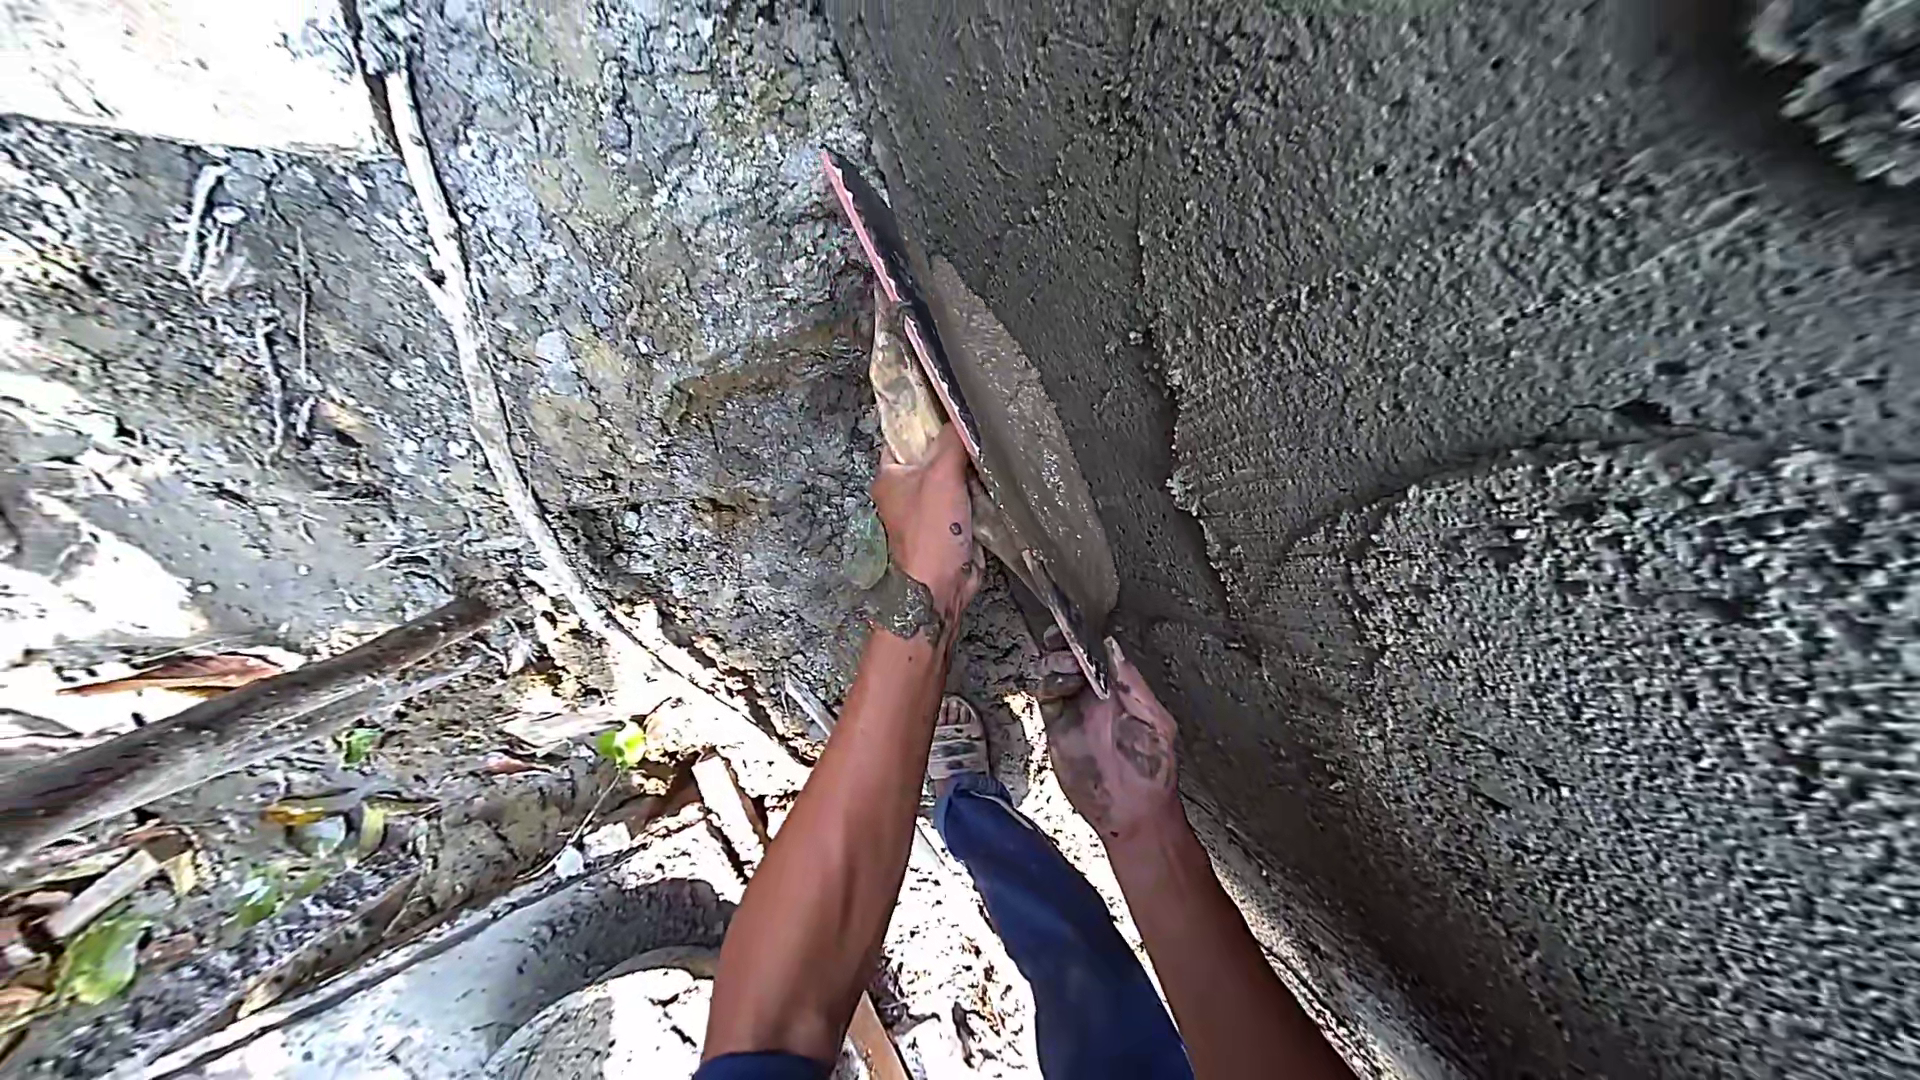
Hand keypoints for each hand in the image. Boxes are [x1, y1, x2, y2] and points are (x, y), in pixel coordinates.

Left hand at [870, 424, 980, 622]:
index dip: (924, 419)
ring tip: (993, 450)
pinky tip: (996, 480)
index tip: (951, 403)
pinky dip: (980, 493)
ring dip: (972, 471)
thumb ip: (952, 441)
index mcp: (890, 476)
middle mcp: (905, 491)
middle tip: (981, 427)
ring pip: (954, 478)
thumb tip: (963, 415)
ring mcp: (928, 510)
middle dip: (956, 445)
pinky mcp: (950, 527)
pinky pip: (967, 501)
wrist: (940, 587)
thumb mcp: (941, 475)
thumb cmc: (930, 530)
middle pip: (934, 456)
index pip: (903, 435)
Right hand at [1039, 635, 1180, 844]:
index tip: (1078, 626)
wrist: (1134, 814)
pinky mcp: (1057, 728)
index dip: (1084, 639)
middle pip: (1068, 659)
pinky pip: (1046, 698)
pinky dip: (1049, 684)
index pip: (1096, 655)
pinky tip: (1060, 684)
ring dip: (1055, 662)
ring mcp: (1074, 711)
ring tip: (1066, 665)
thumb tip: (1113, 647)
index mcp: (1119, 691)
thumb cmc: (1153, 772)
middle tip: (1063, 640)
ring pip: (1053, 673)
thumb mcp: (1157, 723)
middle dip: (1062, 644)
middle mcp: (1093, 697)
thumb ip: (1134, 685)